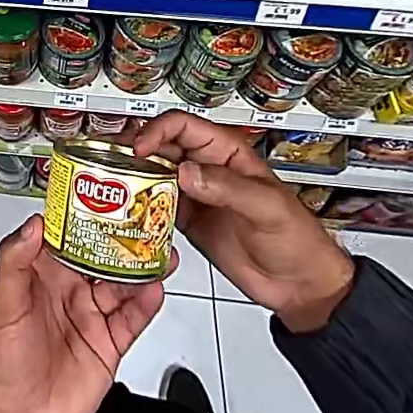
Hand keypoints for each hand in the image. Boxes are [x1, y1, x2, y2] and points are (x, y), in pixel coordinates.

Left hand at [0, 215, 163, 412]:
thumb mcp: (3, 304)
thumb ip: (15, 260)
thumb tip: (35, 222)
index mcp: (45, 274)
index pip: (72, 236)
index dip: (90, 216)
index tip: (109, 195)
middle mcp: (70, 291)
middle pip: (105, 257)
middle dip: (127, 240)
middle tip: (148, 220)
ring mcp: (91, 317)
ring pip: (124, 284)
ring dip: (144, 268)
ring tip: (162, 252)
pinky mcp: (107, 345)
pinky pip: (132, 319)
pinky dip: (146, 304)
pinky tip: (155, 289)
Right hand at [133, 112, 355, 331]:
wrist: (300, 286)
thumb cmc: (296, 239)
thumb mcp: (266, 208)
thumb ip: (227, 188)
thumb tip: (186, 172)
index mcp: (226, 152)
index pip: (183, 126)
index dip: (157, 131)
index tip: (140, 149)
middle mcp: (206, 168)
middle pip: (162, 147)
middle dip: (136, 152)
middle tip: (112, 165)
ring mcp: (195, 194)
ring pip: (154, 175)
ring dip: (134, 179)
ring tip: (112, 188)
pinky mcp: (187, 221)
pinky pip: (157, 206)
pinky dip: (141, 208)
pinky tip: (128, 214)